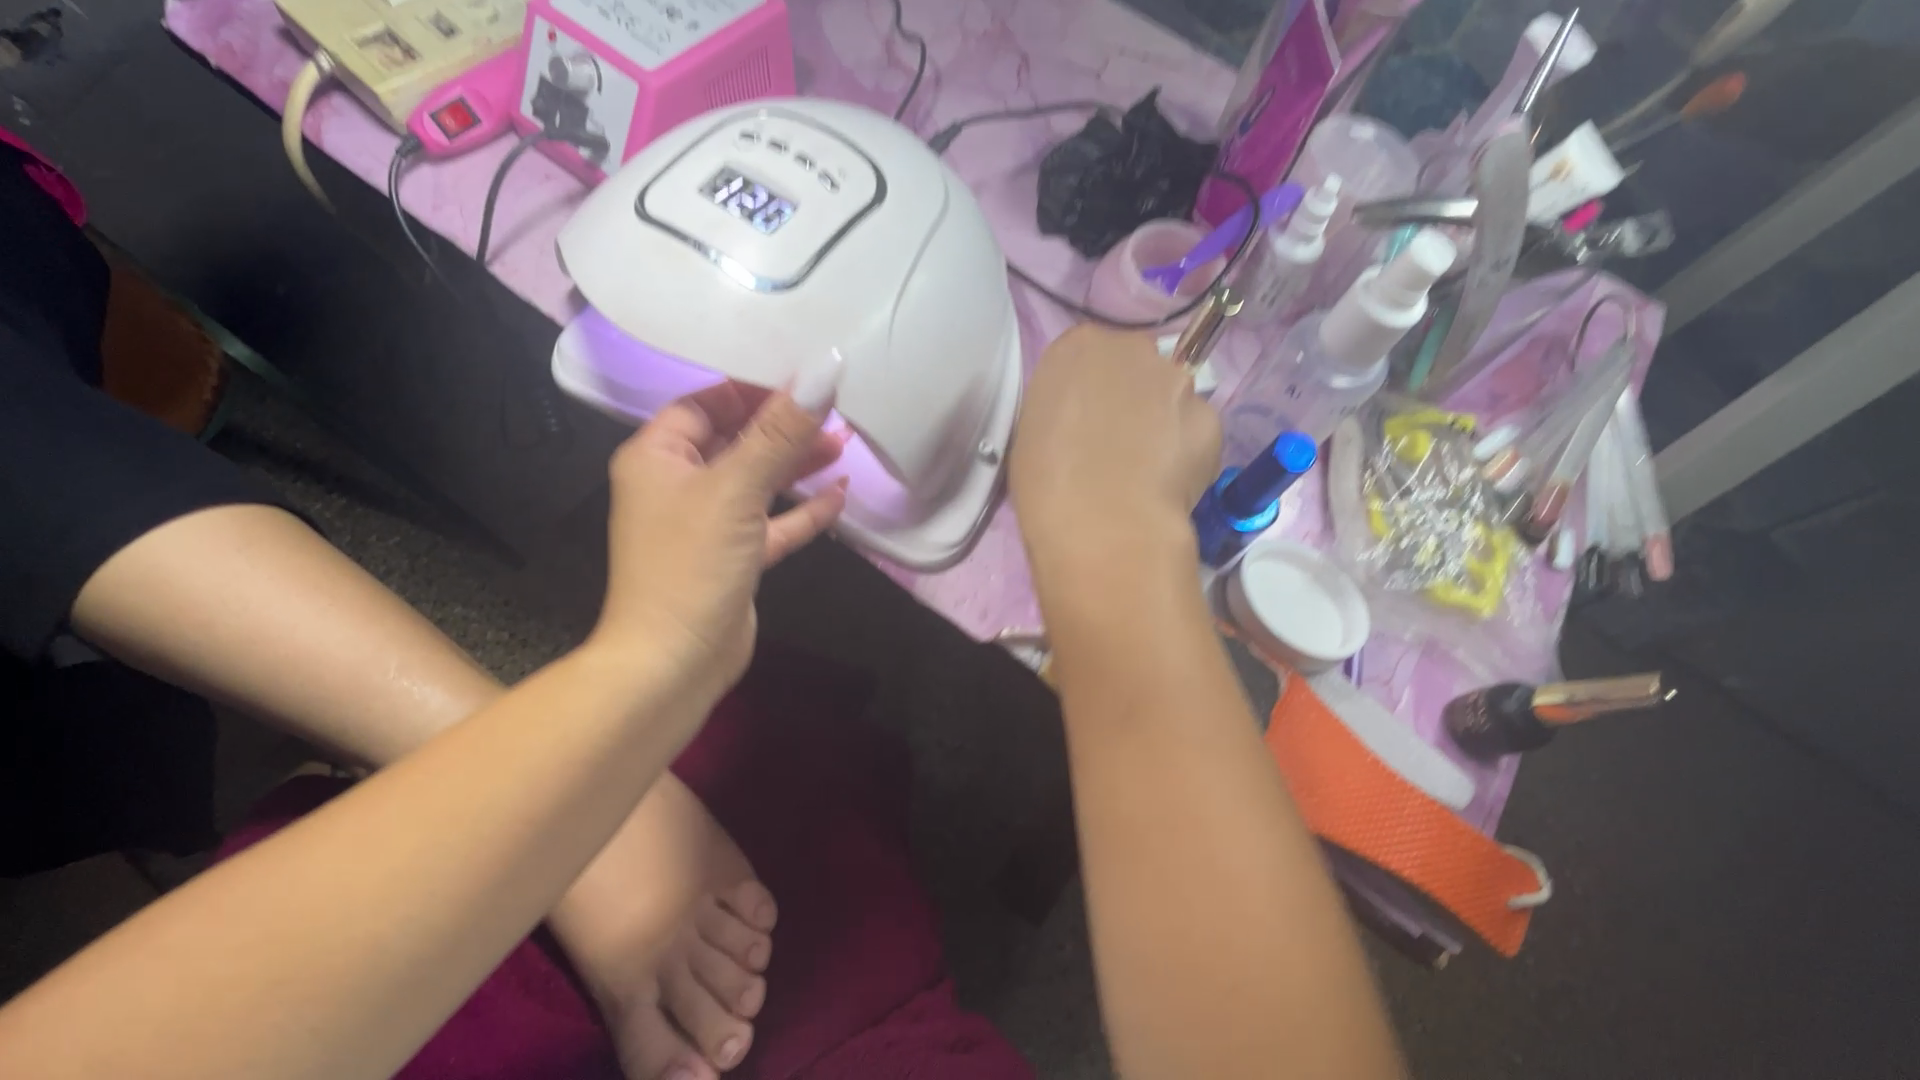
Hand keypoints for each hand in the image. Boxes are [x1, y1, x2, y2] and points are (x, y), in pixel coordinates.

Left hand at [594, 357, 846, 696]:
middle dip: (784, 425)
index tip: (806, 376)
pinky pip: (771, 523)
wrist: (674, 660)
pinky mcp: (733, 557)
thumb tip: (824, 369)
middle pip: (736, 439)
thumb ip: (780, 431)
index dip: (754, 387)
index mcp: (658, 455)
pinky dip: (801, 510)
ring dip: (796, 465)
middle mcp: (678, 483)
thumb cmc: (691, 563)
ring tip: (843, 444)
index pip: (707, 402)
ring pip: (757, 481)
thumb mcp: (736, 488)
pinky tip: (839, 496)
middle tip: (835, 409)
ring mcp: (706, 523)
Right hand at [1010, 325, 1218, 587]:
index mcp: (1078, 346)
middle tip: (1119, 445)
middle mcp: (1132, 348)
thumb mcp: (1032, 432)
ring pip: (1172, 397)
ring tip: (1147, 473)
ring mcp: (1177, 381)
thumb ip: (1063, 409)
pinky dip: (1188, 454)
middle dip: (1132, 397)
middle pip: (1136, 366)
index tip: (1086, 423)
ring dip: (1163, 424)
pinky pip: (1197, 432)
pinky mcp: (1211, 418)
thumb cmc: (1047, 483)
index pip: (1088, 355)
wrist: (1104, 525)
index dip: (1090, 391)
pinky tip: (1169, 486)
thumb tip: (1086, 423)